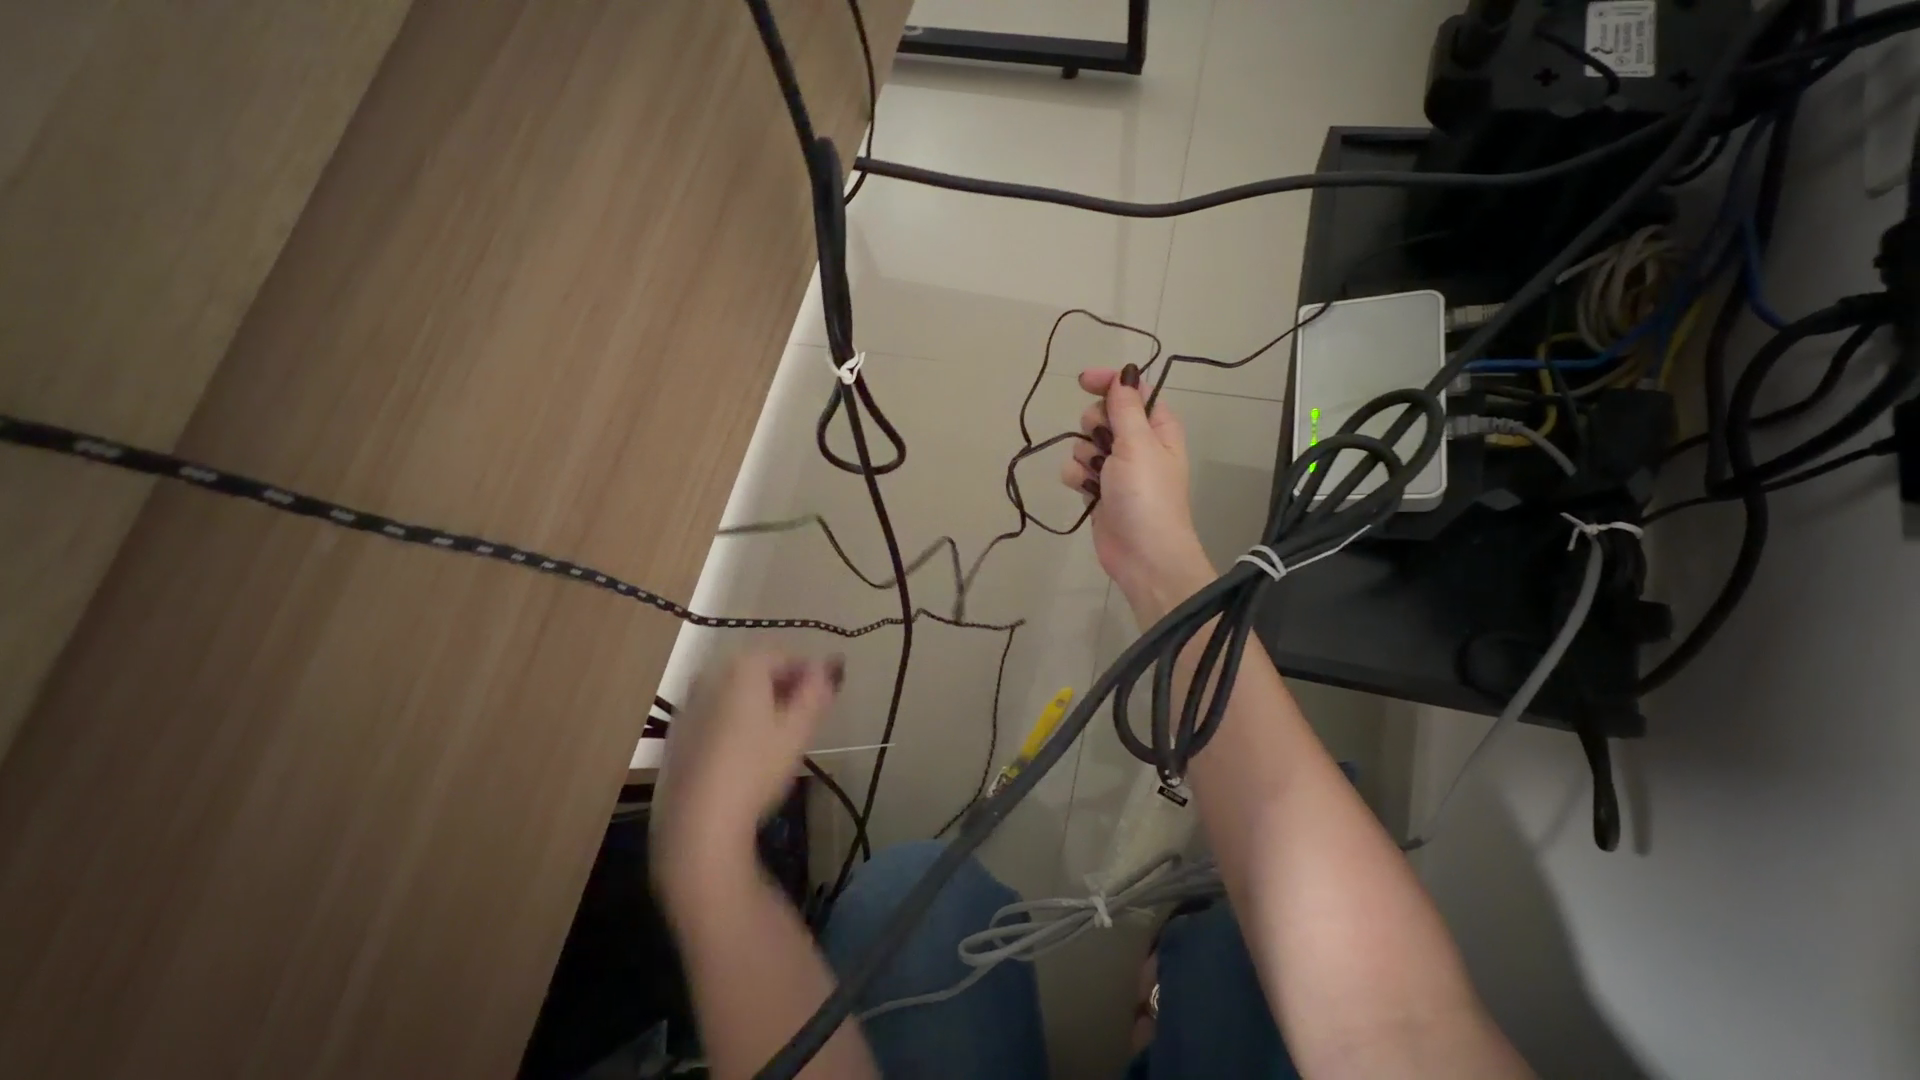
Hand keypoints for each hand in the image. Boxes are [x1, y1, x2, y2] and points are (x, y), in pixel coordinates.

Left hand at [651, 652, 843, 899]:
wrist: (698, 821)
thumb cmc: (755, 770)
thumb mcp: (797, 731)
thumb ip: (816, 691)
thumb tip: (828, 664)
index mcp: (742, 668)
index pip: (784, 655)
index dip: (808, 672)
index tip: (824, 697)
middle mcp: (711, 675)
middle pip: (756, 671)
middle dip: (783, 687)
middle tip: (804, 717)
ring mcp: (688, 704)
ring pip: (733, 693)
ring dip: (758, 704)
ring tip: (777, 736)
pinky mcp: (676, 733)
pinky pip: (714, 714)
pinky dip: (733, 721)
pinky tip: (745, 753)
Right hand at [1060, 364, 1215, 618]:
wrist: (1143, 554)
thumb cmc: (1147, 495)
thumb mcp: (1138, 443)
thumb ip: (1125, 407)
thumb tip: (1123, 375)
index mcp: (1157, 428)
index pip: (1132, 391)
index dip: (1109, 382)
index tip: (1083, 380)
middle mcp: (1138, 444)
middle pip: (1102, 415)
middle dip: (1094, 426)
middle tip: (1104, 444)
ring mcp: (1116, 469)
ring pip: (1084, 444)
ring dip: (1084, 456)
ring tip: (1098, 476)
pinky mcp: (1098, 491)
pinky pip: (1076, 471)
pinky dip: (1078, 479)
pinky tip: (1088, 493)